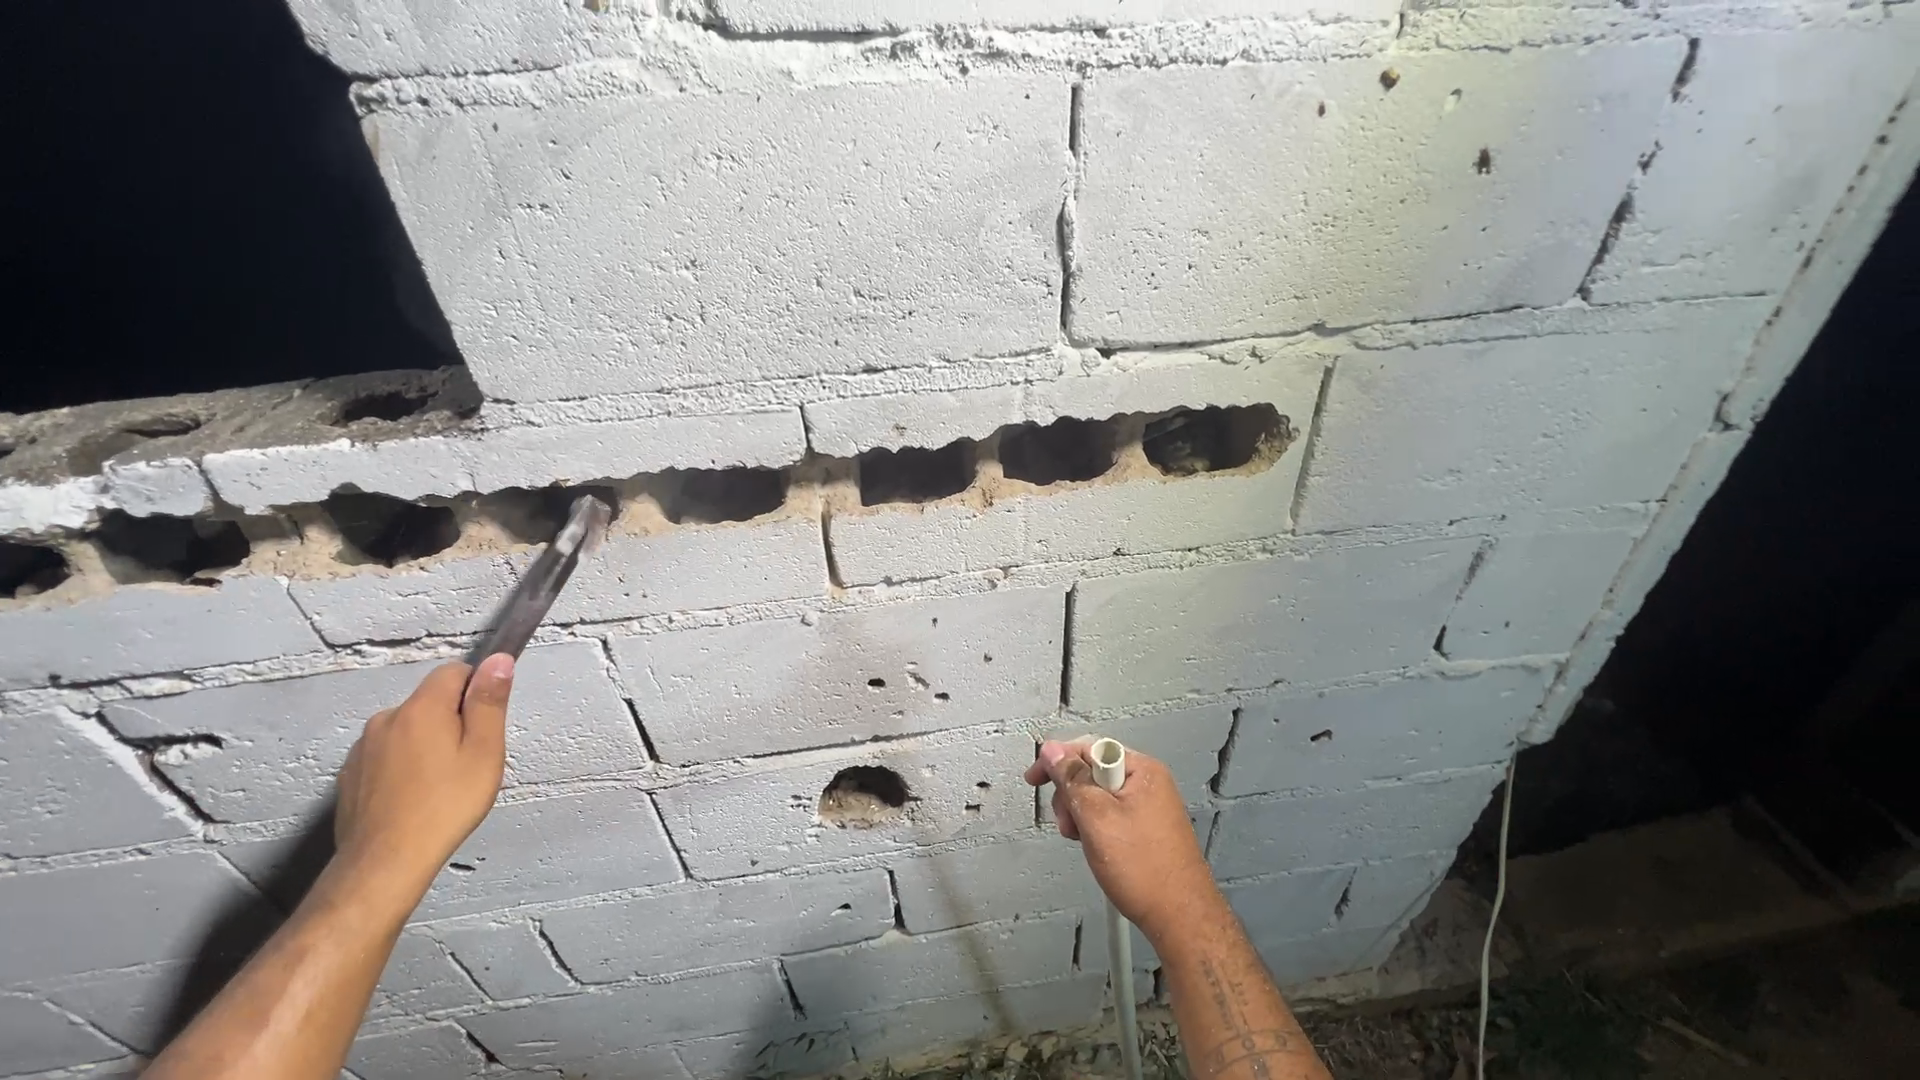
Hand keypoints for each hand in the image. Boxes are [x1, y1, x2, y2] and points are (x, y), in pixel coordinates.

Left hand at [332, 655, 513, 896]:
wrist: (385, 863)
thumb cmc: (446, 804)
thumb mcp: (485, 751)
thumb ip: (489, 702)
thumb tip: (498, 660)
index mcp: (421, 708)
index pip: (453, 671)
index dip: (476, 689)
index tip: (485, 724)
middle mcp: (385, 719)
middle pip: (429, 702)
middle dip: (452, 720)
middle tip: (469, 759)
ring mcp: (362, 749)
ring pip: (406, 729)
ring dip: (425, 743)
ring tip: (441, 783)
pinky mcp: (349, 776)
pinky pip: (386, 755)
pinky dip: (403, 766)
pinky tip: (414, 796)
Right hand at [1025, 737, 1220, 940]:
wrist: (1179, 917)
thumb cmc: (1145, 871)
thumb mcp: (1097, 818)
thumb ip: (1072, 780)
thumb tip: (1052, 750)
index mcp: (1142, 770)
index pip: (1089, 748)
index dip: (1058, 762)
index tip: (1035, 779)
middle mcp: (1148, 782)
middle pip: (1092, 770)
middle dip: (1071, 795)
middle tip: (1068, 823)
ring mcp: (1149, 805)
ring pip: (1098, 794)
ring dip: (1080, 814)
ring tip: (1083, 840)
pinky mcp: (1146, 826)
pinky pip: (1110, 813)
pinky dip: (1095, 826)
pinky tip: (1095, 846)